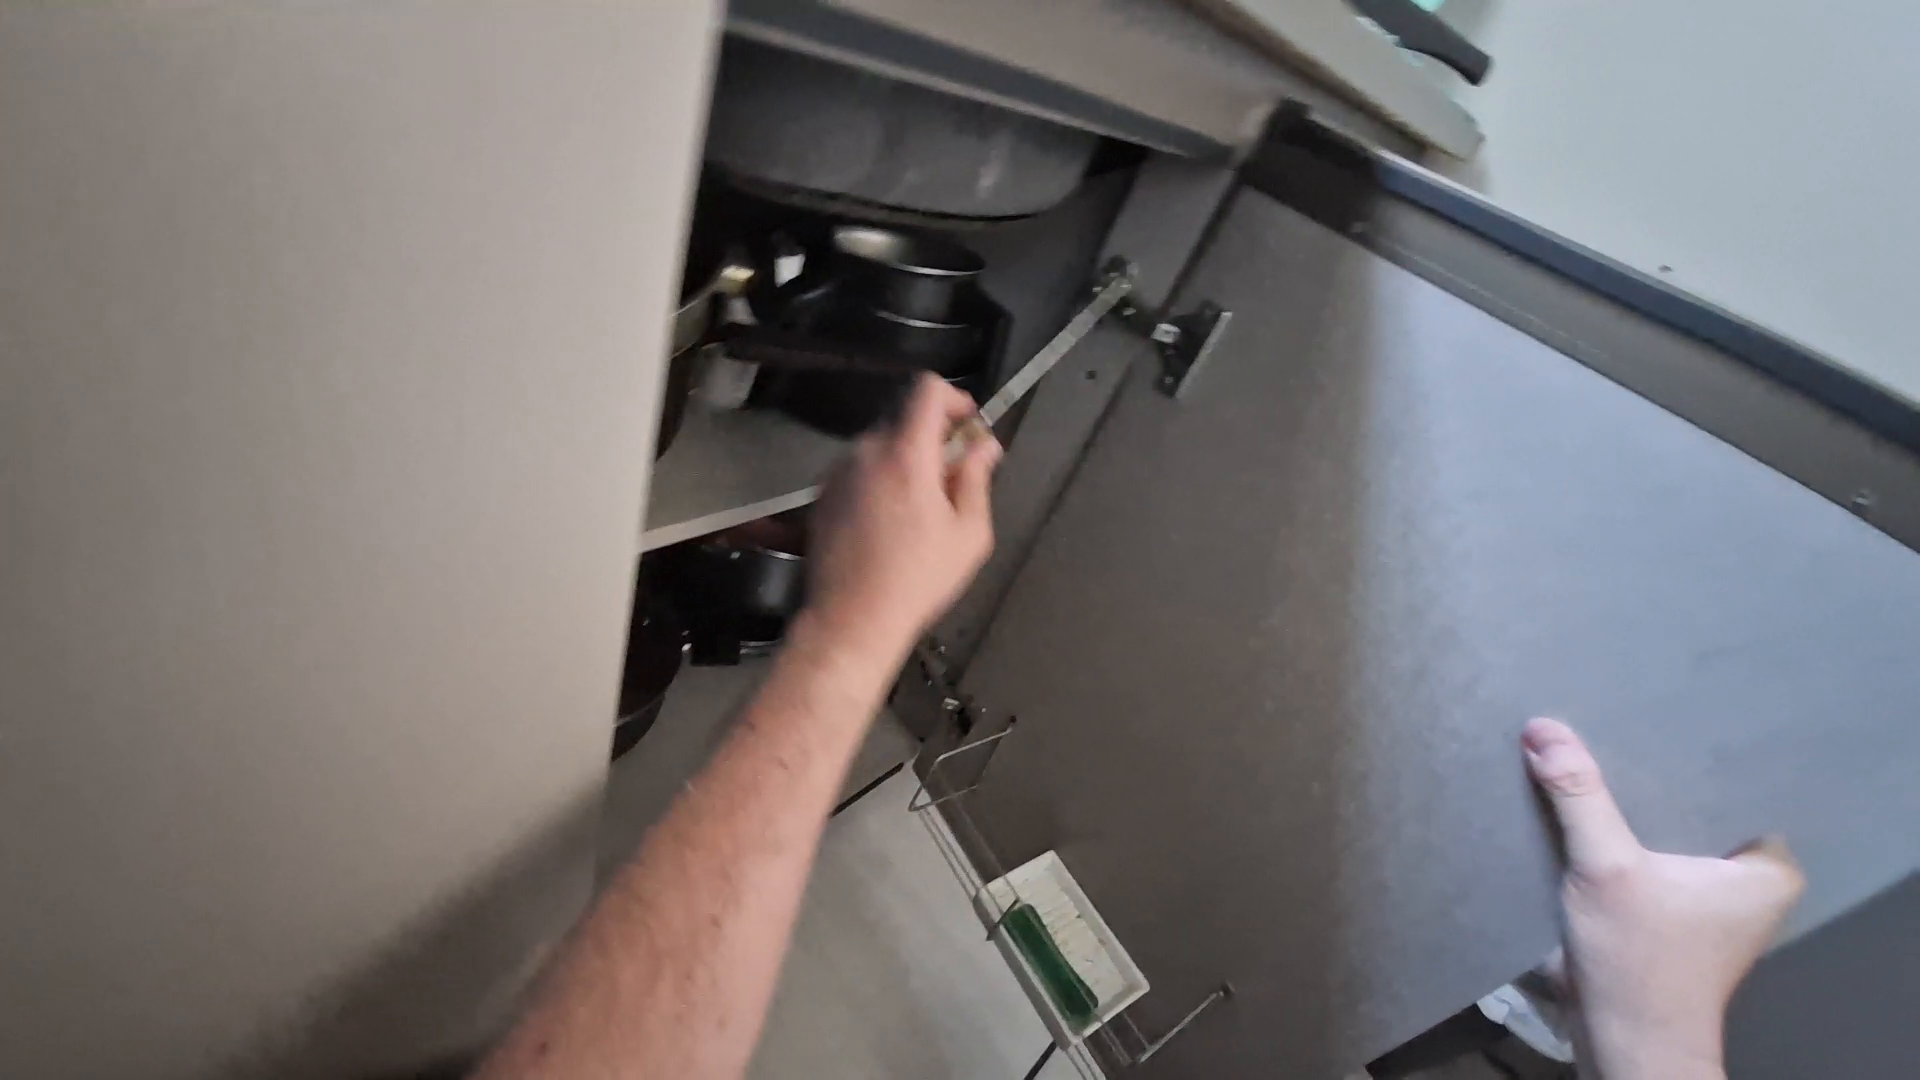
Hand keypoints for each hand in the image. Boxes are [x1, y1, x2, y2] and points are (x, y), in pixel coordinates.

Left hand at [803, 375, 1000, 658]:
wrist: (852, 619)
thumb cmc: (919, 579)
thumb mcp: (969, 533)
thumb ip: (977, 478)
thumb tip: (984, 445)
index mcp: (906, 455)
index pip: (926, 389)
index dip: (954, 397)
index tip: (967, 425)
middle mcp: (865, 452)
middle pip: (905, 420)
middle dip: (933, 439)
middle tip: (951, 479)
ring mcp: (838, 472)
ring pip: (880, 446)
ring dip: (905, 461)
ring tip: (919, 509)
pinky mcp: (822, 494)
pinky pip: (858, 470)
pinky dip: (879, 479)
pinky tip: (888, 522)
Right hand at [1522, 718, 1804, 1079]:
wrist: (1617, 1031)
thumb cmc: (1639, 957)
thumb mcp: (1606, 866)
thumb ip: (1577, 795)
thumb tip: (1541, 726)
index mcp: (1763, 865)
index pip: (1728, 782)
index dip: (1683, 742)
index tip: (1638, 701)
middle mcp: (1735, 871)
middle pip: (1680, 795)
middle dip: (1634, 763)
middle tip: (1590, 712)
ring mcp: (1692, 885)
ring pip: (1648, 816)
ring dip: (1608, 791)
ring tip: (1569, 741)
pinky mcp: (1650, 895)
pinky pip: (1625, 837)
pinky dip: (1593, 817)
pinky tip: (1559, 790)